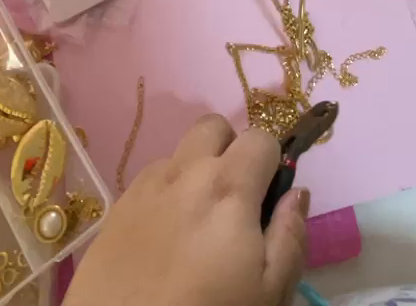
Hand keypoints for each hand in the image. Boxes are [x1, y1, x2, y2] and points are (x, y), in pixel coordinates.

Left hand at [66, 115, 307, 305]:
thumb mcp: (269, 293)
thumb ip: (290, 236)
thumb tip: (297, 191)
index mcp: (229, 186)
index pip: (260, 137)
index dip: (271, 163)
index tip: (268, 199)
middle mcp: (187, 171)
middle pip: (214, 127)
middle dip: (231, 150)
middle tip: (235, 199)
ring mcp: (148, 184)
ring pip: (181, 151)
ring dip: (196, 170)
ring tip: (197, 219)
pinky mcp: (118, 204)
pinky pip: (151, 177)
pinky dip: (166, 191)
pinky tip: (166, 233)